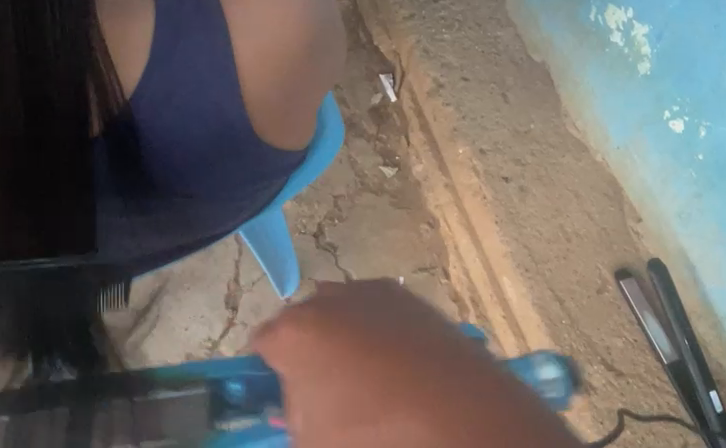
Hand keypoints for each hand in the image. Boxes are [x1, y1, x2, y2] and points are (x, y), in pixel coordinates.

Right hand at [250, 280, 581, 447]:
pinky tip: (400, 374)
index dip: (265, 374)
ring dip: (343, 343)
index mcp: (294, 333)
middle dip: (305, 356)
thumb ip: (292, 421)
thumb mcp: (314, 444)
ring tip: (369, 389)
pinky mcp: (410, 298)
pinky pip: (377, 315)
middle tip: (324, 401)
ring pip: (340, 315)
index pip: (259, 343)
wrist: (466, 424)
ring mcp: (371, 293)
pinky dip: (379, 338)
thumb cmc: (376, 439)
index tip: (279, 400)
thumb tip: (295, 408)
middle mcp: (327, 299)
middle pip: (299, 323)